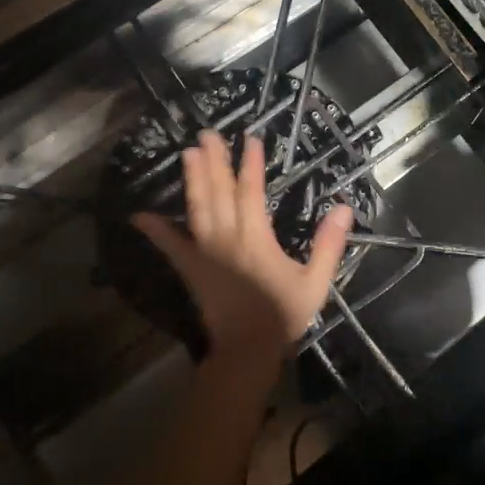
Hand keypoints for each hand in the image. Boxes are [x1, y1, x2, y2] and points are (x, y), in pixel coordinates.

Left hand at [133, 131, 350, 357]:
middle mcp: (227, 238)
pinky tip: (140, 216)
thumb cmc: (283, 314)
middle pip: (219, 192)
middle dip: (214, 161)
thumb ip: (329, 244)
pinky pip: (171, 247)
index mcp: (256, 238)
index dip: (251, 163)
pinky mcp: (192, 270)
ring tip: (187, 154)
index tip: (250, 138)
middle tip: (207, 134)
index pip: (251, 192)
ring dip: (193, 180)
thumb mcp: (315, 281)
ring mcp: (206, 253)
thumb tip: (344, 207)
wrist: (247, 350)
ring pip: (198, 209)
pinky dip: (156, 231)